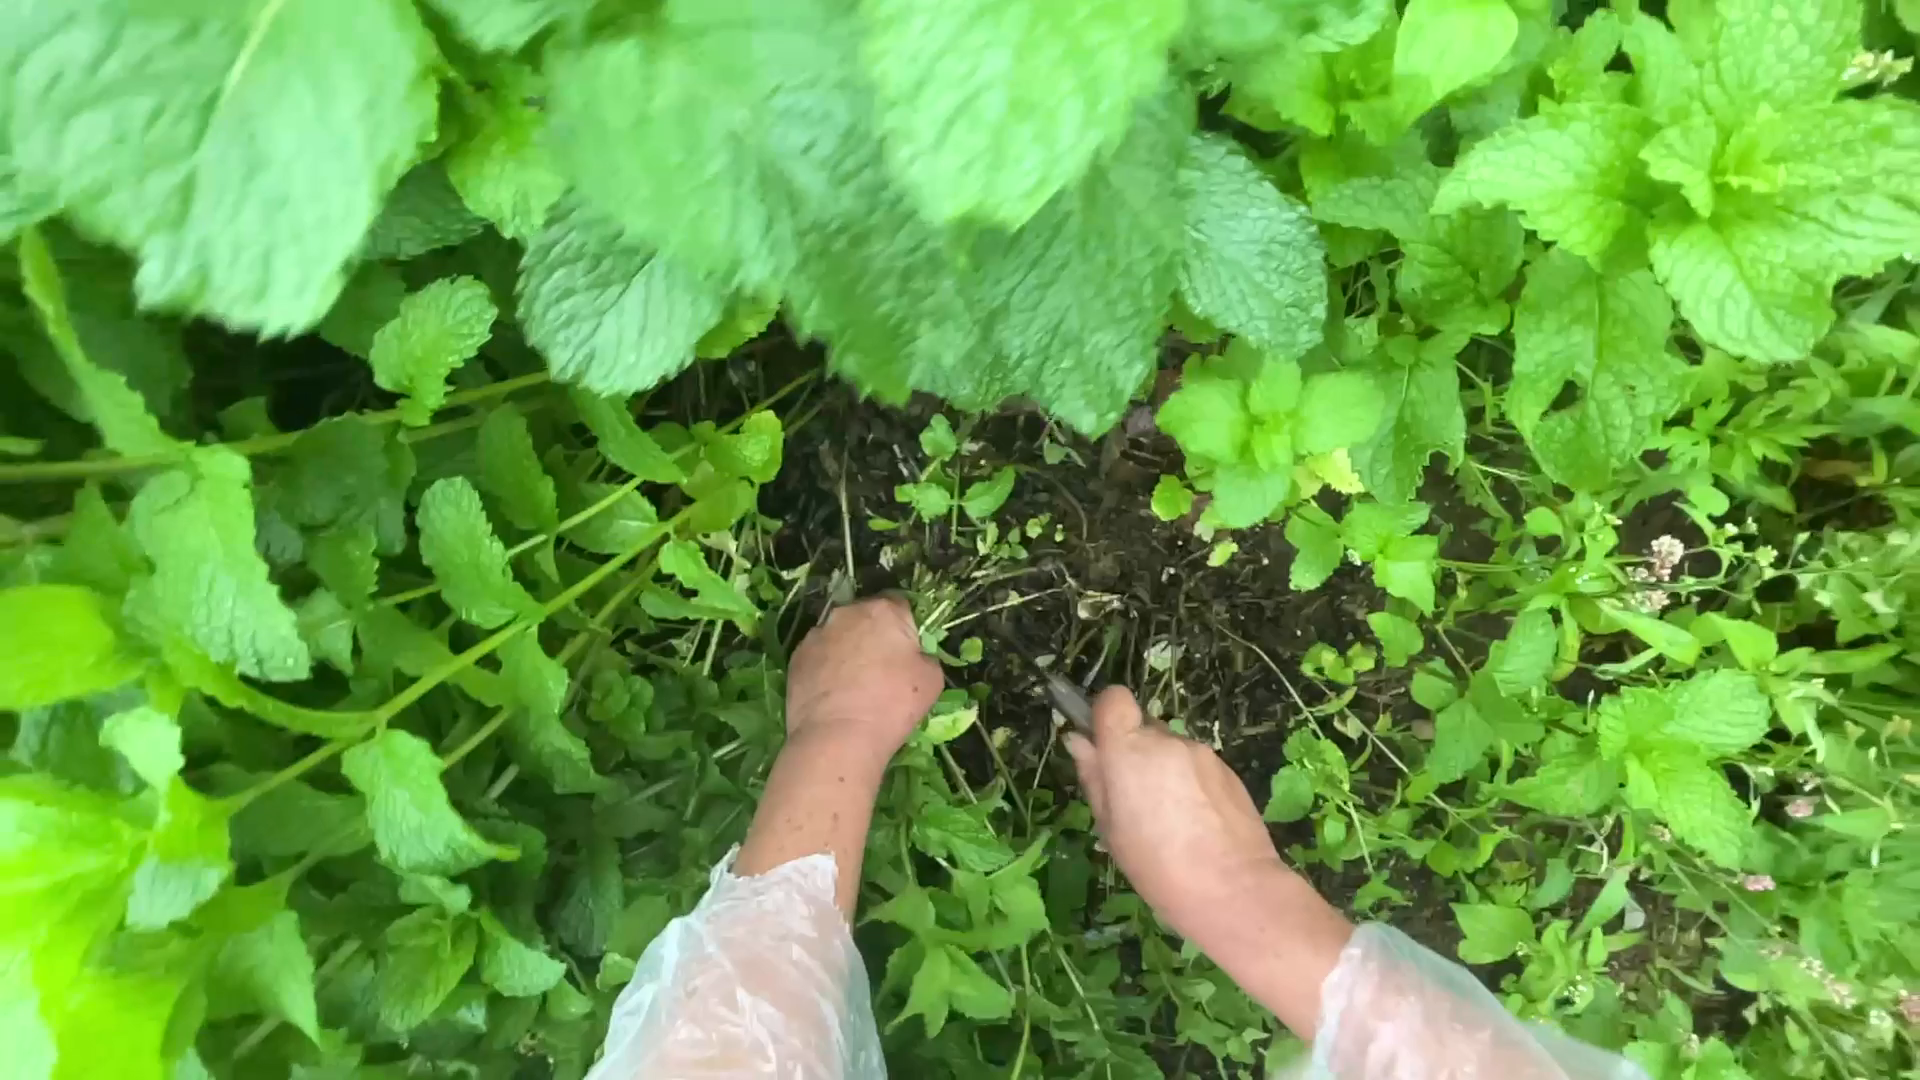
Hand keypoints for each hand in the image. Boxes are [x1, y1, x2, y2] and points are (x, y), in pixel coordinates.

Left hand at [784, 595, 942, 763]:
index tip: (907, 651)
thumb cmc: (892, 704)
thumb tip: (913, 656)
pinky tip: (833, 693)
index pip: (900, 604)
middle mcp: (847, 612)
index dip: (906, 627)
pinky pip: (819, 654)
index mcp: (884, 610)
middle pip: (866, 616)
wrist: (837, 738)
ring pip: (840, 634)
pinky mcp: (796, 656)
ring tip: (853, 684)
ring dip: (848, 649)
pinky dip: (826, 667)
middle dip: (874, 635)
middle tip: (882, 668)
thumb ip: (925, 655)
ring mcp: (818, 633)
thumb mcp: (933, 678)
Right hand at [1064, 688, 1290, 952]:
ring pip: (1171, 749)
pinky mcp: (1228, 769)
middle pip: (1143, 728)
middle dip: (1136, 753)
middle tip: (1136, 800)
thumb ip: (1094, 776)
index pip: (1114, 698)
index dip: (1105, 715)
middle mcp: (1166, 740)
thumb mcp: (1109, 827)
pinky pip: (1196, 766)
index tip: (1104, 747)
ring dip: (1165, 770)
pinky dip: (1191, 784)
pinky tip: (1197, 822)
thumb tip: (1079, 740)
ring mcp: (1201, 752)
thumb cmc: (1157, 866)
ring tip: (1172, 819)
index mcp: (1129, 749)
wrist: (1234, 890)